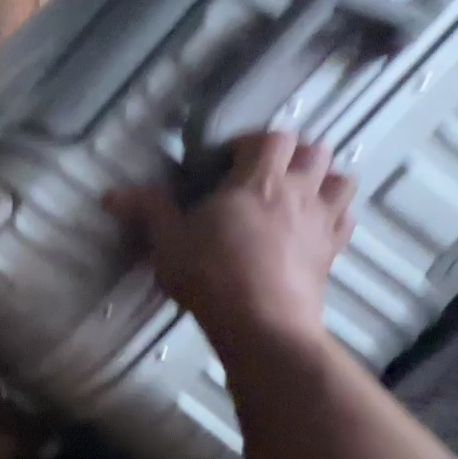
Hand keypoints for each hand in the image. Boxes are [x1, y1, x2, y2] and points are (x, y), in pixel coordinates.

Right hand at [107, 130, 355, 353]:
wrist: (261, 320)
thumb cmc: (209, 274)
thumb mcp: (166, 241)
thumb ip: (147, 210)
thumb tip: (112, 193)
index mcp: (257, 182)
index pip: (270, 138)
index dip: (247, 142)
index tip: (221, 161)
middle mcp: (299, 191)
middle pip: (313, 151)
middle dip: (289, 155)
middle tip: (257, 175)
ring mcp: (323, 218)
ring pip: (341, 178)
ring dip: (319, 179)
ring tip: (291, 195)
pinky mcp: (333, 247)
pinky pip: (345, 215)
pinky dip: (331, 211)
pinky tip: (308, 225)